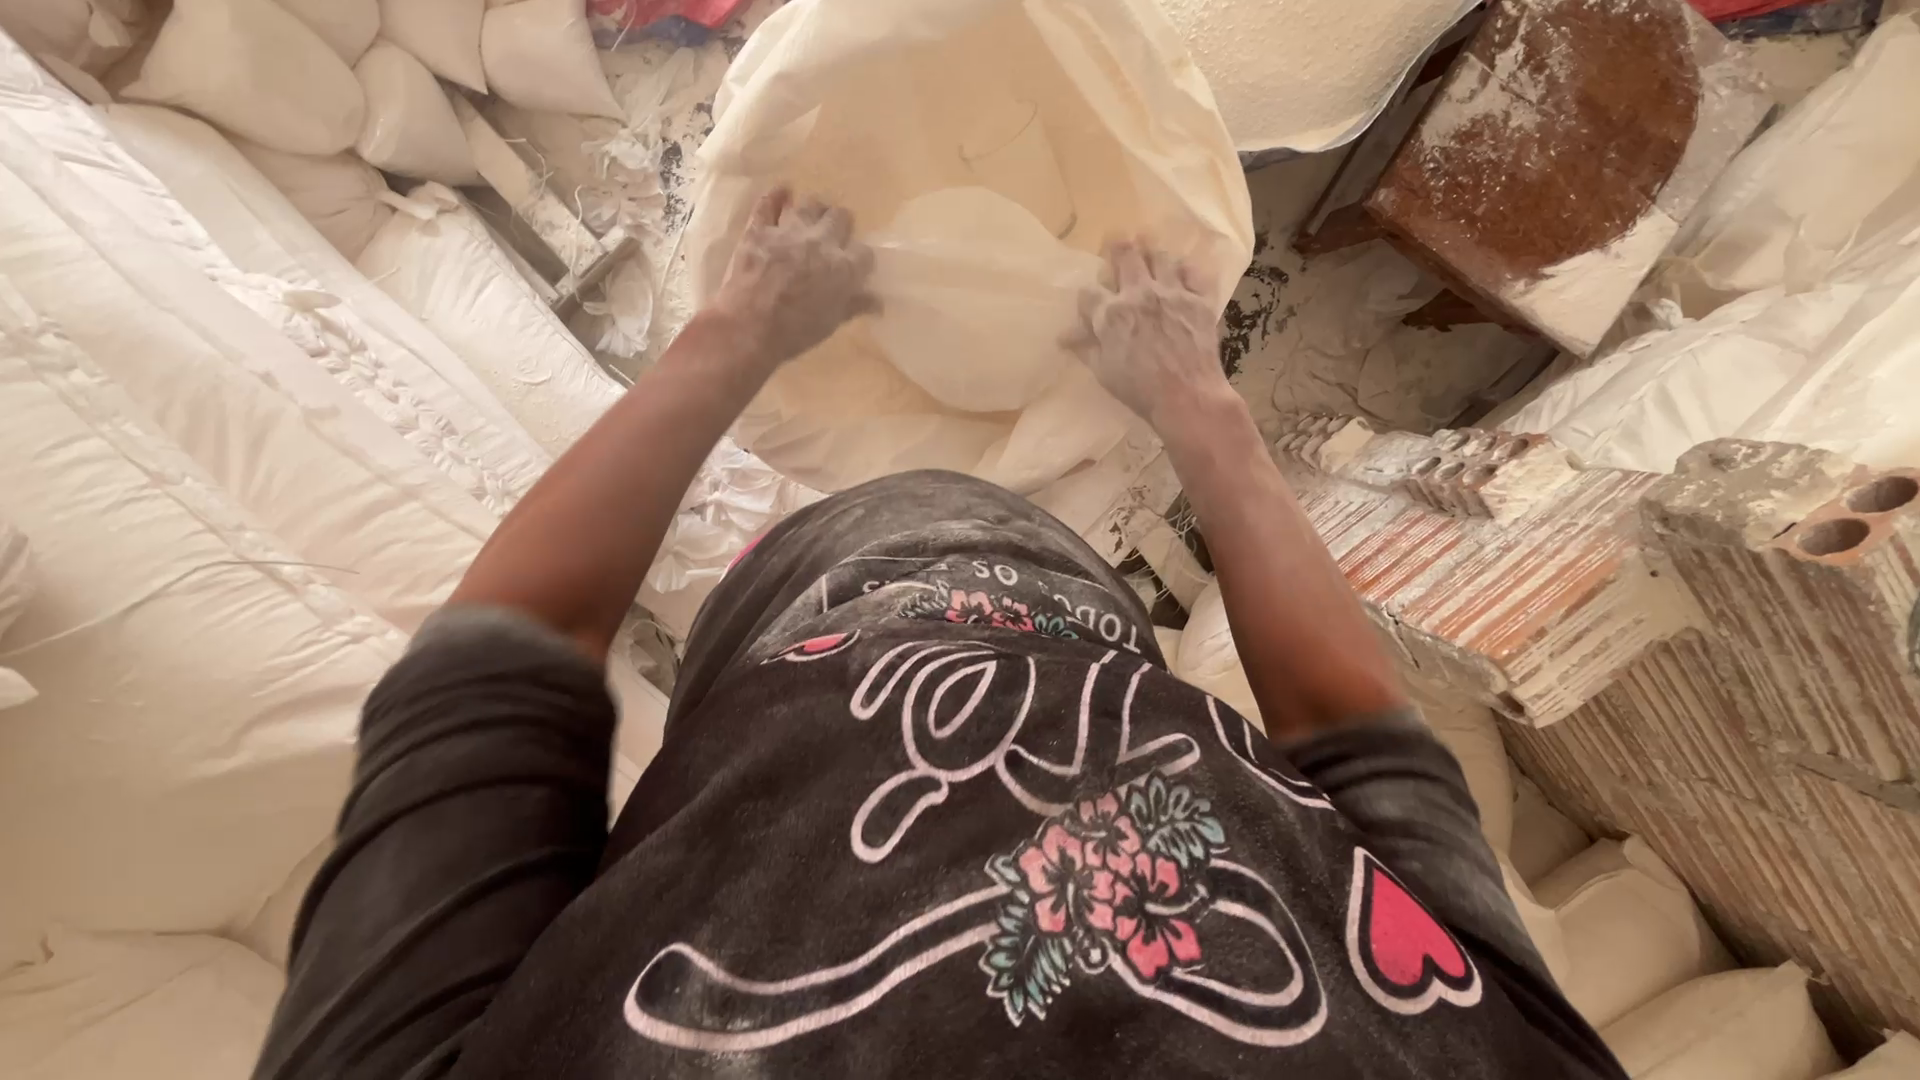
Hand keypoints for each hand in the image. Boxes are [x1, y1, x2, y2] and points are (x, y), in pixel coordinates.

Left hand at [712, 187, 878, 374]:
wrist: (749, 327)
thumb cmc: (796, 332)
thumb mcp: (831, 322)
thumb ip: (855, 305)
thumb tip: (878, 302)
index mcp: (844, 267)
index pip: (864, 253)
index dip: (862, 259)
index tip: (857, 266)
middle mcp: (821, 241)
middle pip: (840, 218)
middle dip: (842, 224)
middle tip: (836, 234)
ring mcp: (789, 231)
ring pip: (810, 204)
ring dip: (815, 209)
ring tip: (813, 216)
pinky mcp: (760, 229)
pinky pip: (769, 202)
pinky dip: (777, 195)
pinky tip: (784, 192)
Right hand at [1063, 238, 1227, 429]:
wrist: (1187, 396)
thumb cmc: (1139, 389)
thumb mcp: (1103, 371)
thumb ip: (1085, 348)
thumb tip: (1063, 337)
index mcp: (1111, 314)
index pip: (1089, 292)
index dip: (1087, 296)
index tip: (1089, 301)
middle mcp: (1139, 294)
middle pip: (1125, 256)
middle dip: (1118, 247)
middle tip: (1117, 241)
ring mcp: (1172, 293)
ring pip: (1160, 256)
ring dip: (1152, 251)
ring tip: (1149, 248)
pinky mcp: (1199, 299)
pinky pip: (1194, 272)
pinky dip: (1186, 269)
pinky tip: (1181, 272)